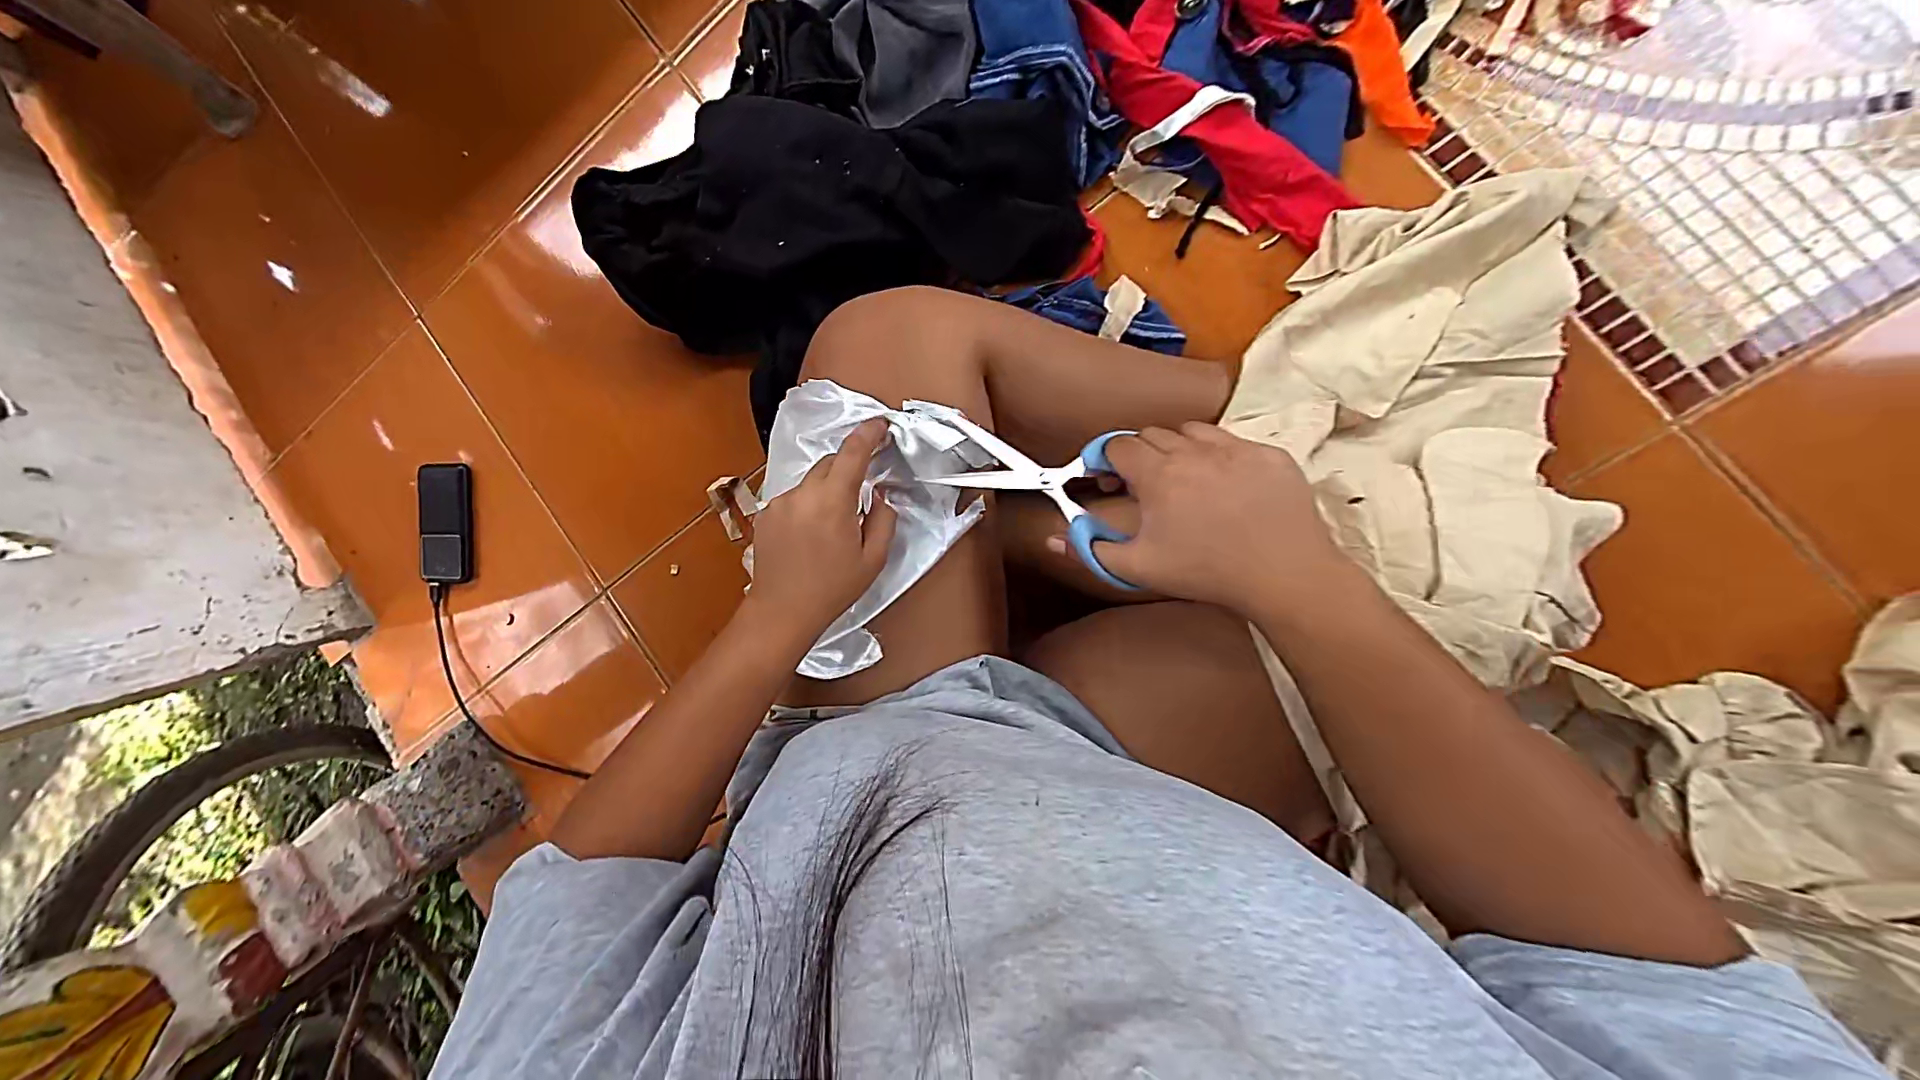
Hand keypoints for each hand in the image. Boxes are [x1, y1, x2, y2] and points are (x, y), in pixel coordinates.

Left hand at [744, 419, 897, 641]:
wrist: (781, 612)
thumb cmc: (833, 588)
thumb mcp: (873, 559)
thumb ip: (883, 519)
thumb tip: (880, 495)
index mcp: (833, 501)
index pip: (852, 452)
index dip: (869, 434)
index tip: (881, 425)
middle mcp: (802, 494)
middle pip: (830, 463)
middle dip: (849, 468)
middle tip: (863, 492)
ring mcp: (779, 503)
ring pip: (811, 482)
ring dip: (827, 490)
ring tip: (834, 526)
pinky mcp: (766, 515)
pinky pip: (794, 499)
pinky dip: (808, 505)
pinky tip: (811, 536)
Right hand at [1065, 423, 1351, 612]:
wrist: (1284, 575)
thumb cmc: (1208, 572)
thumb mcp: (1139, 567)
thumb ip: (1091, 550)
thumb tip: (1055, 539)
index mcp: (1159, 475)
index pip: (1118, 445)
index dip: (1105, 460)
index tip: (1105, 478)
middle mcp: (1195, 451)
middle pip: (1152, 434)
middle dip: (1138, 454)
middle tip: (1139, 484)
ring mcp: (1236, 450)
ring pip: (1192, 431)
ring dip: (1177, 449)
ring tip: (1181, 480)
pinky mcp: (1269, 455)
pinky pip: (1233, 441)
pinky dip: (1218, 456)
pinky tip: (1222, 486)